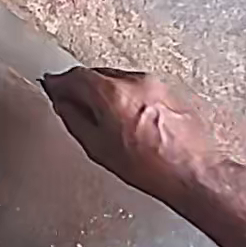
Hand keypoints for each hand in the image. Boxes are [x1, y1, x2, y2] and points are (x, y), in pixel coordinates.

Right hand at [41, 67, 219, 202]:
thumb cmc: (151, 167)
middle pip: (96, 74)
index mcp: (112, 93)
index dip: (60, 82)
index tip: (52, 86)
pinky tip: (124, 118)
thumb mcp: (98, 148)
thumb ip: (75, 119)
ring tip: (102, 118)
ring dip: (104, 92)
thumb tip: (64, 104)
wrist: (193, 172)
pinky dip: (124, 96)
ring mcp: (154, 84)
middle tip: (71, 103)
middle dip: (81, 87)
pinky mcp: (168, 90)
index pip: (76, 75)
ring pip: (117, 79)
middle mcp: (134, 81)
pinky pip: (136, 87)